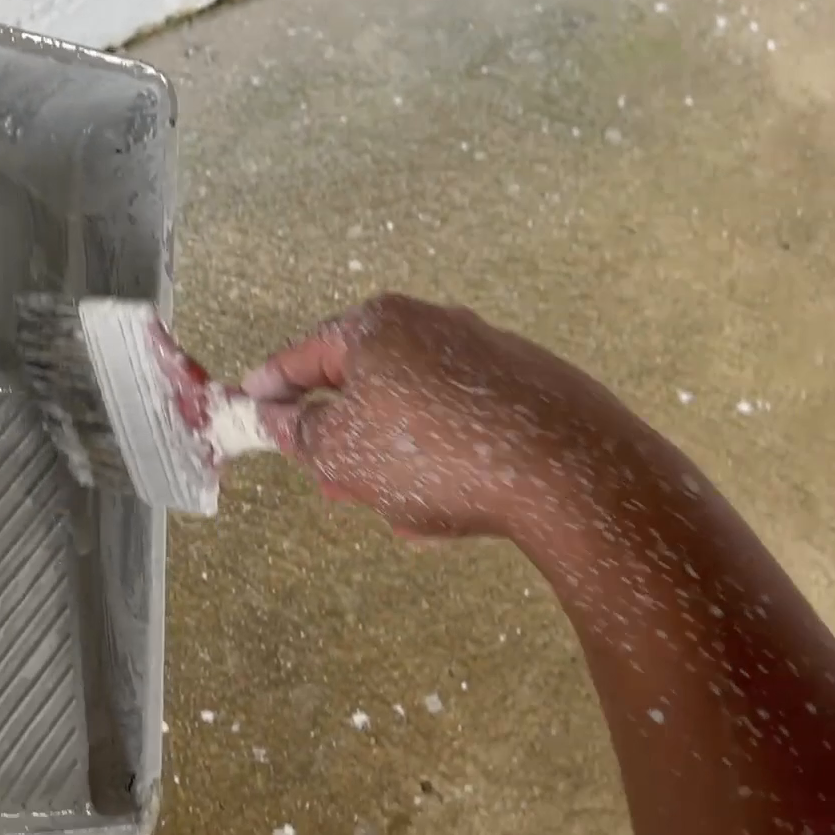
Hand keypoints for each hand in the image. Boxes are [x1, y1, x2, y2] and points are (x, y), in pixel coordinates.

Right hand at [243, 293, 659, 541]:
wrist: (584, 483)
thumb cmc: (432, 456)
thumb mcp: (336, 452)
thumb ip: (293, 431)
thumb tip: (277, 418)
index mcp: (376, 325)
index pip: (298, 357)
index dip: (267, 390)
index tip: (250, 412)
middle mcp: (432, 324)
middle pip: (360, 385)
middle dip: (340, 439)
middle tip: (327, 481)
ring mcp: (490, 353)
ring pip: (412, 410)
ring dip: (392, 457)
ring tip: (394, 510)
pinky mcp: (536, 388)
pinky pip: (463, 421)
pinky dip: (443, 456)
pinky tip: (448, 505)